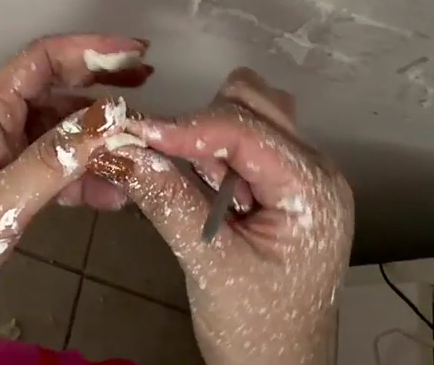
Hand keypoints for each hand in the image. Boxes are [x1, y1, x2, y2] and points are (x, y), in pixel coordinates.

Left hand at [0, 34, 153, 345]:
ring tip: (141, 153)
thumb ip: (54, 160)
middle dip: (100, 87)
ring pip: (60, 137)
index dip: (89, 49)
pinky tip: (114, 198)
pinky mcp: (6, 199)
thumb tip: (112, 115)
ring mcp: (1, 164)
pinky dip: (85, 181)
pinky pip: (54, 176)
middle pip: (56, 92)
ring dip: (98, 141)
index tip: (137, 53)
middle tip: (149, 87)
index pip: (42, 60)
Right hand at [112, 68, 353, 364]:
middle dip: (205, 125)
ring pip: (247, 111)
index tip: (137, 132)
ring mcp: (301, 171)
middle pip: (252, 101)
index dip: (188, 125)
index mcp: (312, 188)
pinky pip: (244, 137)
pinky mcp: (282, 180)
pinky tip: (211, 192)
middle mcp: (315, 167)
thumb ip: (168, 201)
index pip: (244, 129)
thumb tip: (118, 150)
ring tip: (205, 192)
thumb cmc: (257, 331)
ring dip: (212, 136)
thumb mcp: (210, 267)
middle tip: (180, 171)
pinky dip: (216, 149)